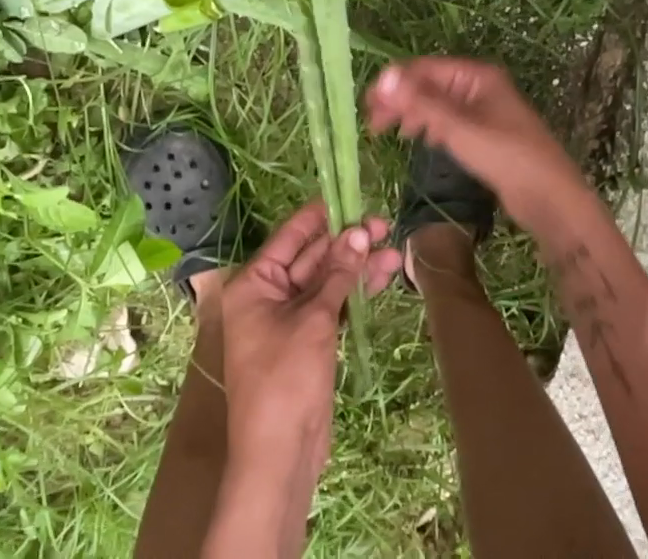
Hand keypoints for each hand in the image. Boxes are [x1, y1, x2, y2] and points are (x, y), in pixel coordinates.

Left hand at [219, 203, 400, 489]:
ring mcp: (288, 319)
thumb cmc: (285, 379)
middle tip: (384, 224)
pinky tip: (382, 276)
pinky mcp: (308, 340)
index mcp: (253, 283)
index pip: (289, 237)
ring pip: (326, 282)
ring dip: (357, 267)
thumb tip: (358, 234)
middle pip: (311, 258)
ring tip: (394, 249)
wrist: (281, 452)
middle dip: (347, 243)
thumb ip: (337, 276)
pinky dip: (354, 293)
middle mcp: (267, 295)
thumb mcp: (313, 321)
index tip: (349, 196)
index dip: (320, 217)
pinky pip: (332, 305)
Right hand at [364, 57, 596, 233]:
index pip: (424, 68)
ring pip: (436, 104)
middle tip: (372, 122)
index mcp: (477, 76)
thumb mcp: (459, 128)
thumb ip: (420, 103)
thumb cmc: (507, 156)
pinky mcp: (483, 133)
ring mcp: (482, 110)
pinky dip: (428, 126)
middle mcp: (479, 87)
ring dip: (411, 113)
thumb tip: (384, 78)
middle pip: (429, 84)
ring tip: (388, 132)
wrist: (550, 197)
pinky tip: (418, 138)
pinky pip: (447, 121)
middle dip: (400, 99)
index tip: (368, 104)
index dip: (394, 83)